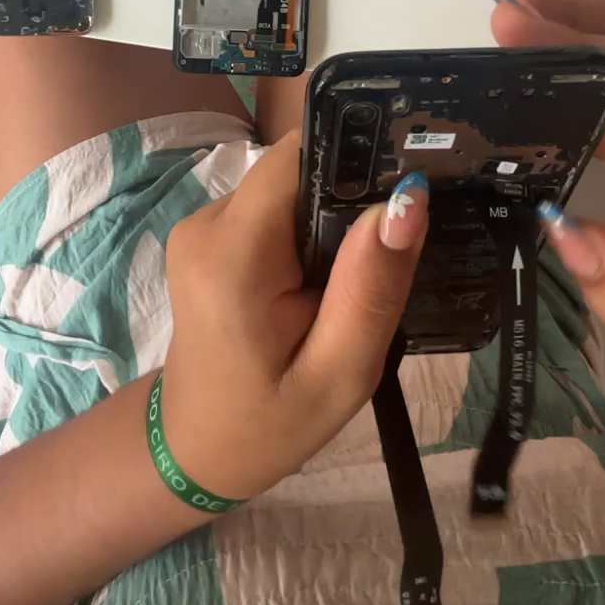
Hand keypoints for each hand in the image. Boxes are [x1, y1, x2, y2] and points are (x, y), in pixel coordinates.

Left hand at [157, 133, 429, 500]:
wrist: (196, 445)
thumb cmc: (269, 422)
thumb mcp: (339, 373)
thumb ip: (370, 287)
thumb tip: (408, 199)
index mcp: (232, 255)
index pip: (296, 160)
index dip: (352, 162)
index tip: (401, 190)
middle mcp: (206, 223)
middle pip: (294, 173)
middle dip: (344, 201)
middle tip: (383, 256)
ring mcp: (200, 225)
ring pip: (285, 189)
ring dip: (325, 220)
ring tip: (348, 277)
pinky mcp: (206, 234)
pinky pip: (269, 208)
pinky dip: (302, 232)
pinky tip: (318, 278)